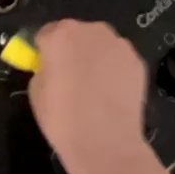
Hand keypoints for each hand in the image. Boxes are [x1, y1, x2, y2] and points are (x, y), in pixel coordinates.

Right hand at [27, 20, 149, 165]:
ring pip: (101, 46)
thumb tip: (53, 67)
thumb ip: (43, 69)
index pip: (47, 34)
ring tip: (94, 90)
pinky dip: (114, 71)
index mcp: (61, 35)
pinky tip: (111, 95)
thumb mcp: (36, 92)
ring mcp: (119, 45)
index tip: (46, 68)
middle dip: (73, 51)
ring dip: (95, 59)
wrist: (105, 142)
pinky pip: (119, 61)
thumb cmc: (63, 119)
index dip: (45, 51)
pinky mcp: (138, 62)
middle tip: (70, 79)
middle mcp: (92, 31)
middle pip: (77, 34)